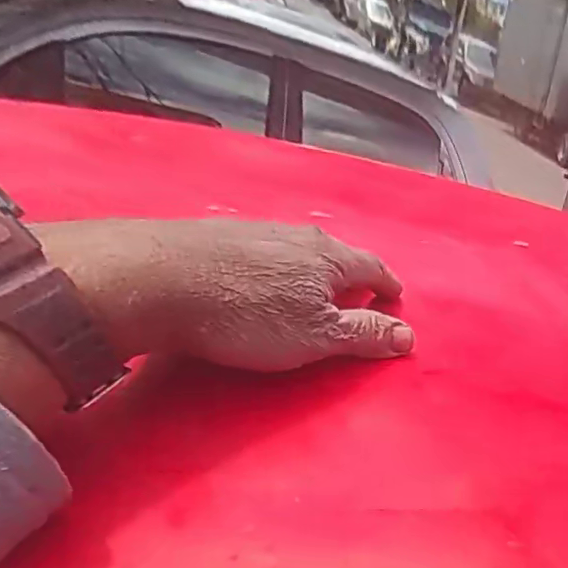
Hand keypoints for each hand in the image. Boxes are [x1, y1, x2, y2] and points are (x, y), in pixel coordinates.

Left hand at [34, 219, 411, 371]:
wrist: (159, 280)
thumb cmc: (250, 316)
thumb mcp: (318, 336)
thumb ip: (364, 334)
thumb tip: (408, 335)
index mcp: (330, 258)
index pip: (374, 268)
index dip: (389, 287)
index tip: (395, 301)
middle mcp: (298, 236)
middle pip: (338, 256)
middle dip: (352, 279)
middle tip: (357, 301)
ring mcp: (257, 231)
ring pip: (300, 251)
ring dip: (313, 273)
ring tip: (311, 295)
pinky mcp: (221, 237)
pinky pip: (266, 253)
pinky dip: (278, 269)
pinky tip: (263, 284)